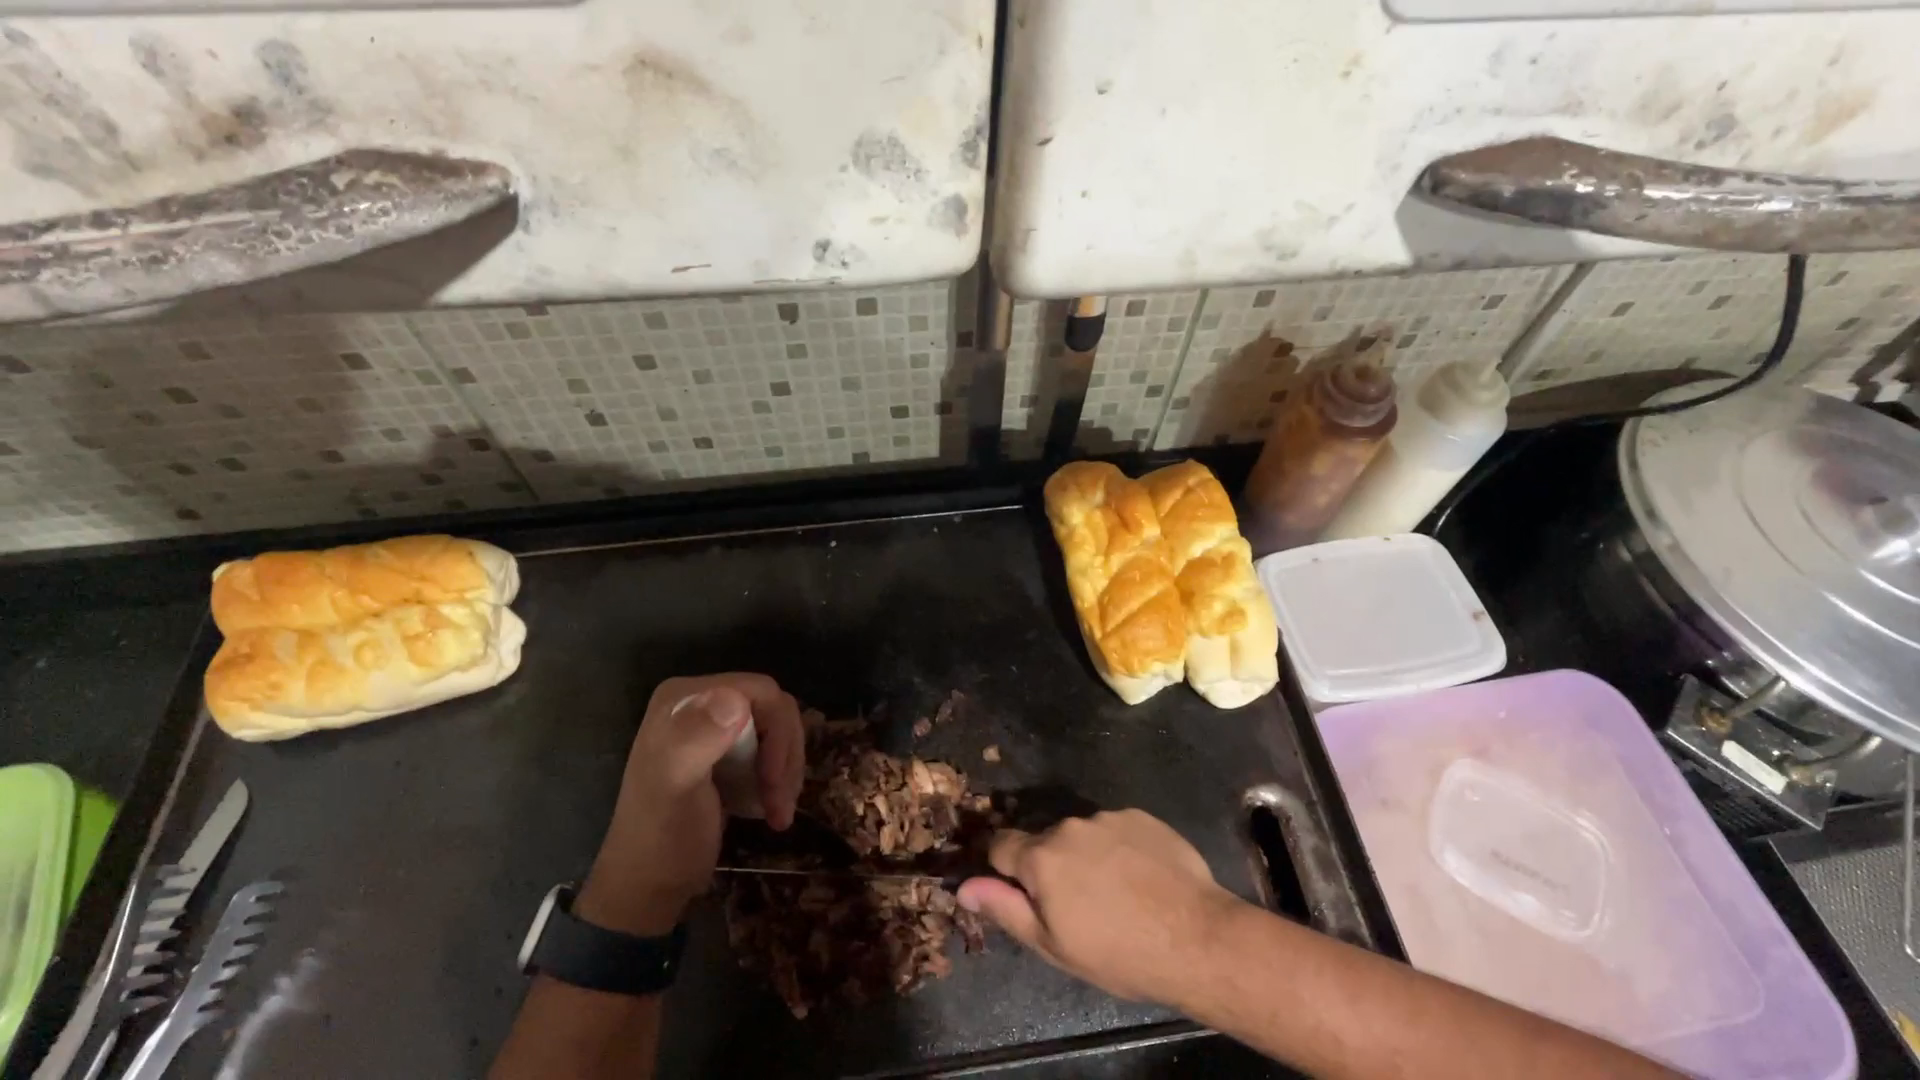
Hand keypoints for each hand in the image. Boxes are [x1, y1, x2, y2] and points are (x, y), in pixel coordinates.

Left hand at [577, 673, 804, 935]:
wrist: (649, 887)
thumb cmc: (662, 838)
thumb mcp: (676, 786)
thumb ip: (696, 738)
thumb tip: (734, 698)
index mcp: (683, 698)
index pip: (759, 691)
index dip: (779, 732)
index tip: (775, 779)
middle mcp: (699, 703)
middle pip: (774, 711)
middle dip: (784, 757)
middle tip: (780, 802)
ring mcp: (713, 730)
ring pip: (778, 733)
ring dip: (785, 774)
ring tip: (777, 813)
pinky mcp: (725, 756)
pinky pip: (771, 752)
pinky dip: (779, 782)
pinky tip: (772, 812)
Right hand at [956, 809, 1243, 1004]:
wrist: (1197, 938)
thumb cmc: (1118, 953)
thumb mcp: (1053, 944)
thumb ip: (1004, 908)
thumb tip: (964, 887)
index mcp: (1041, 858)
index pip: (1000, 845)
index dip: (1002, 868)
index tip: (1019, 891)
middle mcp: (1070, 826)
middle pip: (1044, 841)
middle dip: (1049, 866)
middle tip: (1076, 905)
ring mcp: (1109, 817)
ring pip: (1081, 835)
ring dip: (1085, 856)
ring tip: (1114, 893)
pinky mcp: (1142, 816)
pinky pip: (1115, 830)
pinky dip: (1118, 849)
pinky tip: (1139, 878)